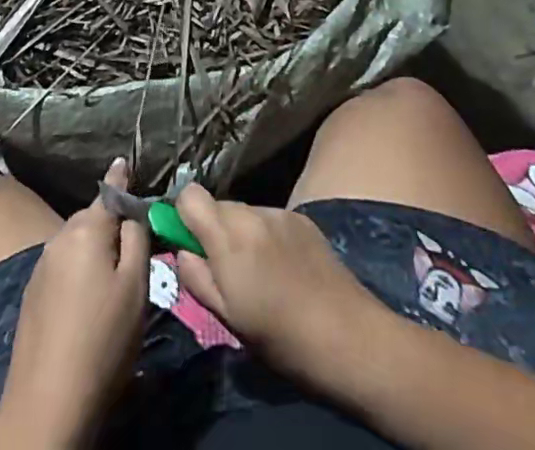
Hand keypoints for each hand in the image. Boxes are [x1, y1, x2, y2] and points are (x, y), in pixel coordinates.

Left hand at [0, 159, 148, 449]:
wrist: (49, 395)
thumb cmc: (104, 338)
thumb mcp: (136, 286)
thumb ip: (136, 239)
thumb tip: (133, 207)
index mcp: (85, 230)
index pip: (108, 192)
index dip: (122, 178)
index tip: (126, 161)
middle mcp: (59, 237)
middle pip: (93, 216)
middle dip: (113, 218)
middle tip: (139, 231)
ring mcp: (42, 263)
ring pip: (78, 239)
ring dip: (97, 243)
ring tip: (119, 263)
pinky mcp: (34, 289)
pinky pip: (65, 261)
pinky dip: (82, 263)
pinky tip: (91, 288)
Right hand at [172, 184, 378, 376]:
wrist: (352, 339)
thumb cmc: (281, 336)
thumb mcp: (226, 316)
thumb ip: (195, 277)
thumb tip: (181, 251)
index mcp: (228, 236)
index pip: (189, 195)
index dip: (184, 216)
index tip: (190, 244)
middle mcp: (252, 214)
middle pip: (217, 205)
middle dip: (215, 229)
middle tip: (228, 270)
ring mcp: (281, 214)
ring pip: (244, 213)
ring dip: (242, 233)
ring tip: (261, 273)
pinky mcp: (304, 219)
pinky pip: (270, 219)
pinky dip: (267, 236)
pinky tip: (285, 268)